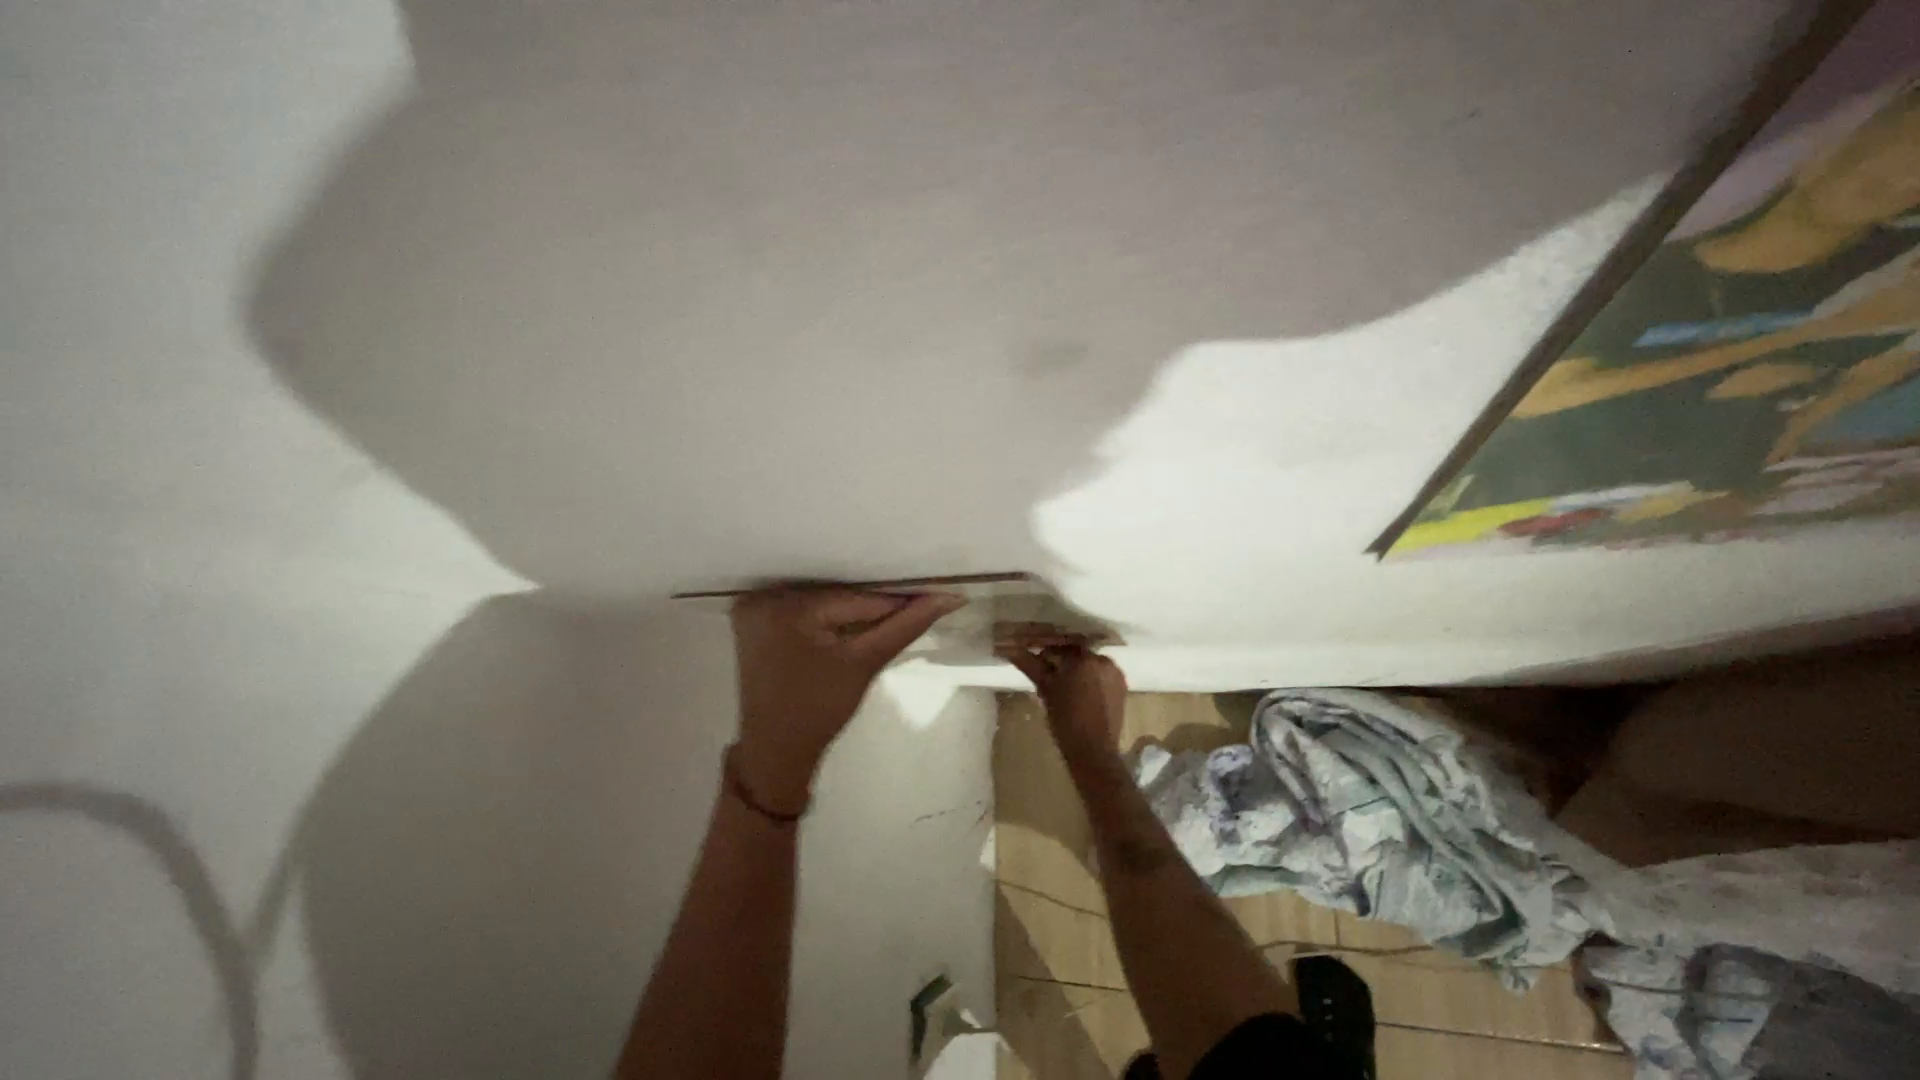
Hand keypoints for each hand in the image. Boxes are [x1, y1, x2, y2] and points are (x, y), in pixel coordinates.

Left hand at [731, 587, 963, 812]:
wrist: (776, 751)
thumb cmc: (819, 710)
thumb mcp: (865, 663)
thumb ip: (906, 626)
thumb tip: (951, 597)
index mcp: (783, 606)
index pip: (853, 597)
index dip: (894, 602)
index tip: (930, 598)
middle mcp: (762, 597)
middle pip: (835, 595)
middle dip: (871, 605)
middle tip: (914, 605)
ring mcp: (753, 609)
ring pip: (821, 601)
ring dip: (851, 609)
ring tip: (889, 614)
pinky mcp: (753, 621)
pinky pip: (802, 610)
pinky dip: (827, 617)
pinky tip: (851, 624)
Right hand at [999, 645, 1126, 754]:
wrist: (1093, 750)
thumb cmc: (1065, 720)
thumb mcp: (1046, 691)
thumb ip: (1031, 666)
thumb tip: (1009, 649)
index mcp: (1082, 659)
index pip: (1059, 646)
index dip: (1045, 656)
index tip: (1037, 667)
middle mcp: (1103, 660)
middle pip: (1076, 654)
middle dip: (1062, 663)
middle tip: (1049, 681)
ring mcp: (1115, 673)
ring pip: (1089, 664)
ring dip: (1077, 672)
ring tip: (1065, 691)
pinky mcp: (1122, 686)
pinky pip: (1101, 675)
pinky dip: (1091, 680)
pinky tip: (1082, 697)